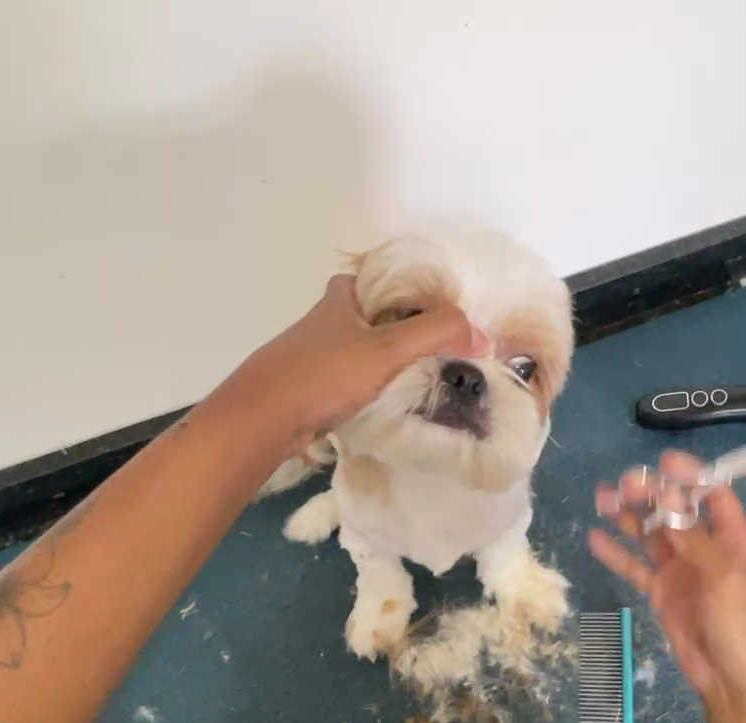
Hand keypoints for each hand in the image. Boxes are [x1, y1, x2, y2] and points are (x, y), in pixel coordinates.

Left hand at [214, 274, 485, 438]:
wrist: (264, 419)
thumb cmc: (324, 373)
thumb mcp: (388, 348)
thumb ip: (437, 334)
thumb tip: (480, 336)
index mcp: (342, 297)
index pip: (386, 280)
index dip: (417, 293)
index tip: (445, 314)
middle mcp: (327, 321)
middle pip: (378, 318)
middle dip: (408, 333)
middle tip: (443, 352)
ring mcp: (315, 356)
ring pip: (364, 353)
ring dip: (391, 365)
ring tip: (426, 380)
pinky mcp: (310, 390)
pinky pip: (353, 384)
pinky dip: (373, 391)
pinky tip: (392, 405)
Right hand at [588, 452, 745, 710]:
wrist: (734, 683)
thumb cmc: (743, 628)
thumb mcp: (725, 578)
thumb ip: (694, 538)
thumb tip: (669, 497)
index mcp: (734, 540)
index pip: (712, 496)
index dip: (689, 477)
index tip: (662, 461)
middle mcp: (706, 549)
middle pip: (675, 512)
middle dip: (651, 495)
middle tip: (622, 483)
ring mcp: (681, 571)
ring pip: (651, 535)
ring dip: (628, 517)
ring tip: (601, 499)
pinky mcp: (662, 593)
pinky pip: (636, 567)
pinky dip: (617, 553)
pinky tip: (595, 538)